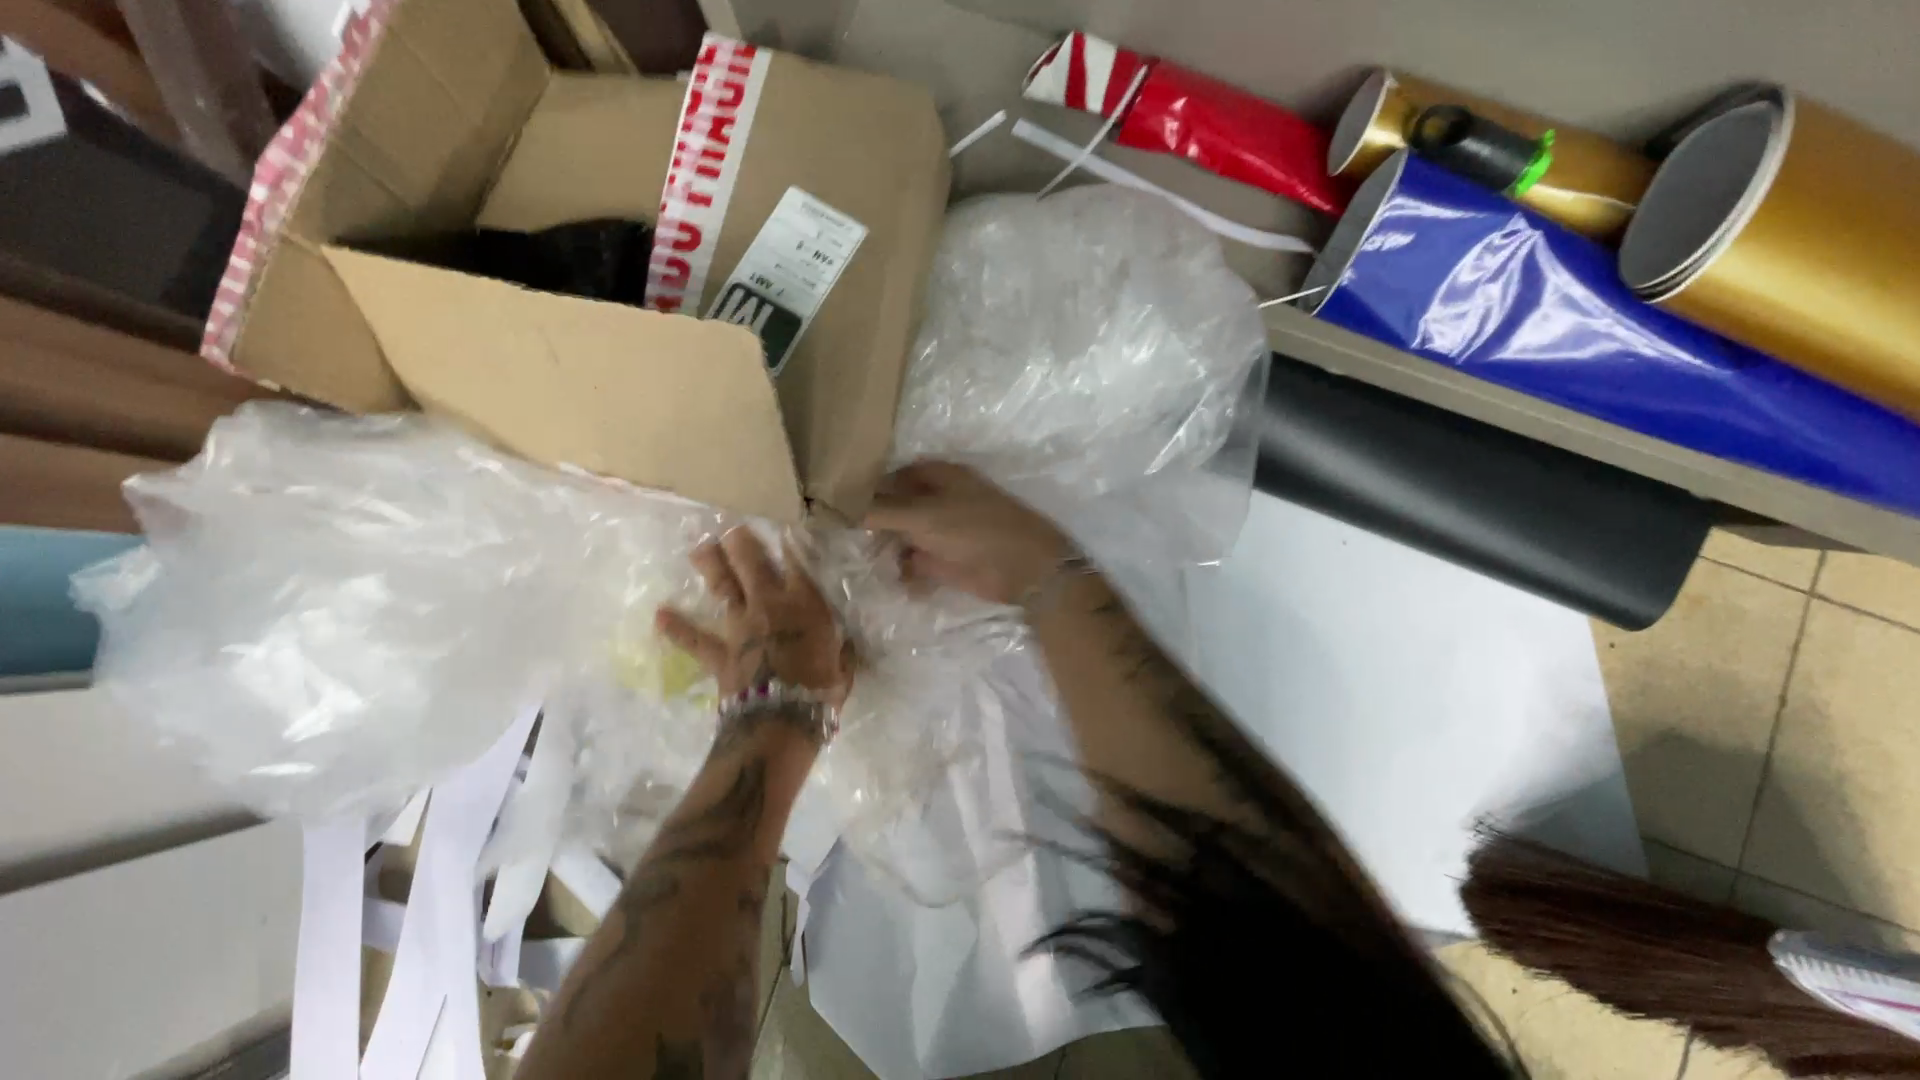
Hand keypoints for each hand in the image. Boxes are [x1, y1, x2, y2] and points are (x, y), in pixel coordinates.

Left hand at [655, 528, 853, 709]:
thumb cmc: (822, 692)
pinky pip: (694, 638)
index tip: (785, 528)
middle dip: (741, 543)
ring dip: (710, 565)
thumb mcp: (844, 667)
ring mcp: (740, 626)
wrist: (781, 720)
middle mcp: (770, 605)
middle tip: (733, 528)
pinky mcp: (719, 652)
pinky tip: (660, 615)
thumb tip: (845, 646)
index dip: (791, 543)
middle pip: (751, 563)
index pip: (798, 562)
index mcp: (806, 605)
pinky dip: (677, 628)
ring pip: (722, 587)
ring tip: (699, 548)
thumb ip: (842, 650)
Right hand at [863, 461, 1076, 605]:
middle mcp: (937, 500)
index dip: (868, 486)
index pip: (893, 474)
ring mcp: (941, 532)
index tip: (838, 501)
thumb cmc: (975, 530)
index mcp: (938, 476)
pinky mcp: (945, 561)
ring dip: (884, 549)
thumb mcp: (923, 516)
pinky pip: (914, 564)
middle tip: (842, 535)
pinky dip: (902, 572)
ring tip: (861, 561)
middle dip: (872, 521)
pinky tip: (891, 580)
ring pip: (902, 536)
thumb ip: (882, 510)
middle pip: (895, 506)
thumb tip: (843, 506)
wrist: (1023, 569)